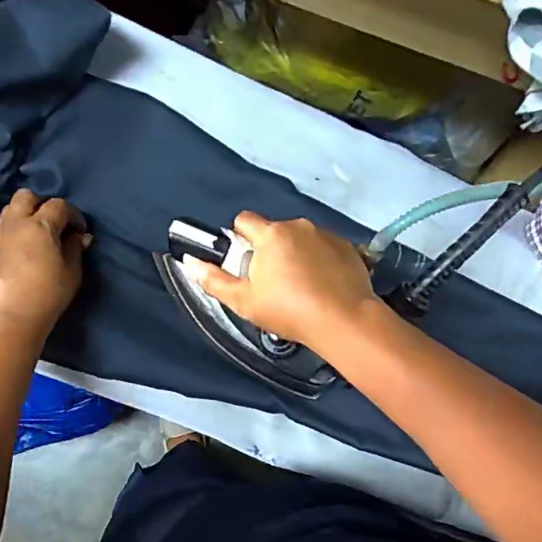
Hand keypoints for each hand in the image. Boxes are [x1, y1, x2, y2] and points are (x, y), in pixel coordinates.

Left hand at [0, 189, 91, 338]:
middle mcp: (18, 222)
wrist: (14, 314)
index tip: (81, 230)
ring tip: (41, 232)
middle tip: (57, 224)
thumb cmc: (49, 292)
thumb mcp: (72, 271)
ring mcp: (3, 233)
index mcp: (40, 224)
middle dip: (44, 204)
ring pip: (12, 207)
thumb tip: (81, 236)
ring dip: (27, 213)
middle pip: (28, 196)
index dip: (74, 214)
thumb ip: (75, 249)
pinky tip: (29, 244)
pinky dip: (18, 226)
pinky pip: (6, 224)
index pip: (59, 205)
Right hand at [184, 211, 382, 352]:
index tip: (243, 262)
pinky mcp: (349, 248)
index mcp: (271, 234)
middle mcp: (299, 226)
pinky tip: (322, 286)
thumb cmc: (289, 310)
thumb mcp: (243, 302)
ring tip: (301, 287)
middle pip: (274, 231)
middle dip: (269, 251)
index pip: (244, 220)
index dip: (239, 239)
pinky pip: (326, 249)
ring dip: (297, 255)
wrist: (343, 320)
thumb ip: (215, 281)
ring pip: (302, 239)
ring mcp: (327, 235)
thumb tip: (191, 263)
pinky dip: (321, 262)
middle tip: (271, 283)